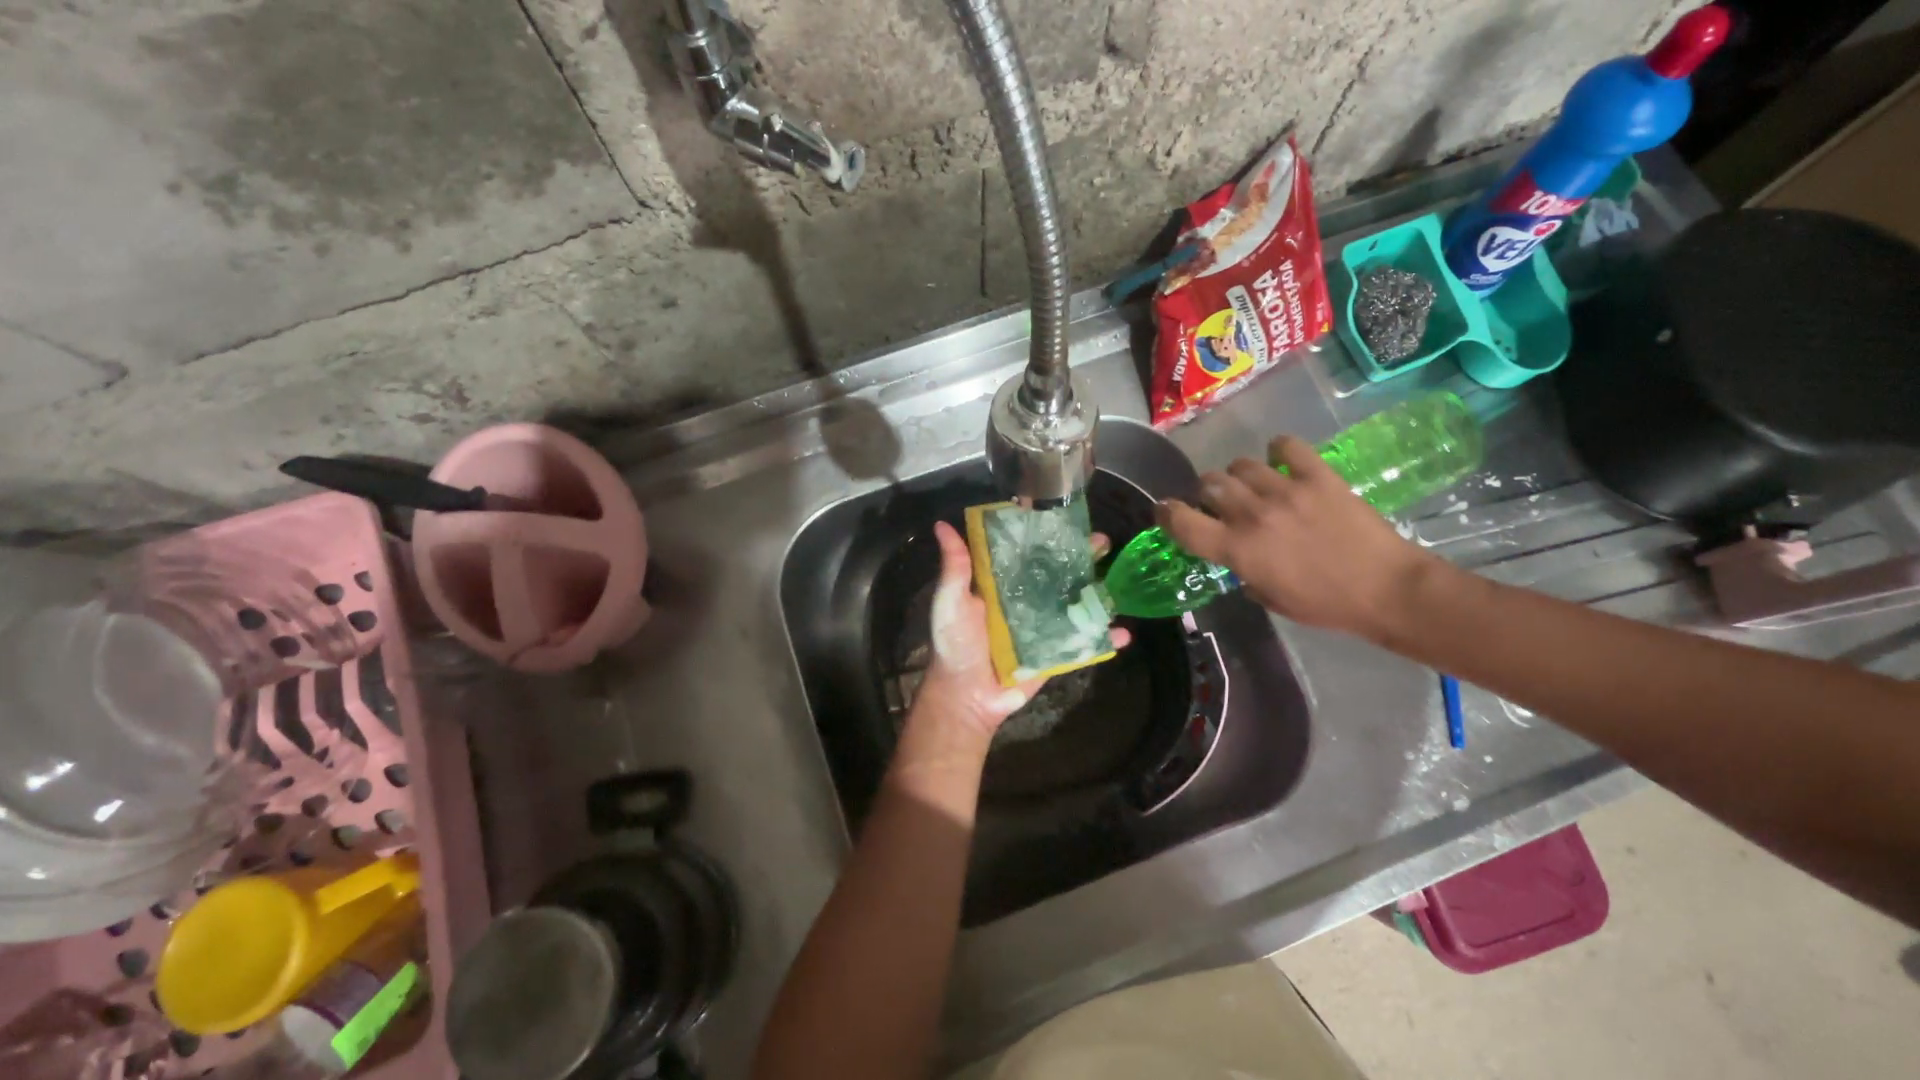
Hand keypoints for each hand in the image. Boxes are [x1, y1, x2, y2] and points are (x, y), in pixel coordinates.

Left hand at [918, 521, 1130, 740]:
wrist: (965, 696)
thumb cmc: (954, 645)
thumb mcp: (951, 602)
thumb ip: (955, 567)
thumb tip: (942, 525)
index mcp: (1002, 585)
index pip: (1028, 553)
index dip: (1047, 535)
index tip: (1068, 518)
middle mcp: (1027, 601)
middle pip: (1060, 574)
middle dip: (1082, 557)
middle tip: (1102, 542)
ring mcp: (1045, 628)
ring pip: (1077, 604)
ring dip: (1100, 592)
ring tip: (1120, 581)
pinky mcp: (1056, 654)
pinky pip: (1084, 644)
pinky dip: (1105, 639)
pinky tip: (1124, 632)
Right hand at [1157, 436, 1445, 640]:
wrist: (1385, 589)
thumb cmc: (1327, 605)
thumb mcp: (1274, 600)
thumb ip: (1247, 574)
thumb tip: (1241, 560)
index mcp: (1237, 550)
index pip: (1182, 522)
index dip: (1166, 513)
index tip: (1167, 511)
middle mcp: (1253, 515)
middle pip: (1210, 484)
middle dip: (1208, 493)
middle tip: (1221, 504)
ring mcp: (1286, 491)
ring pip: (1241, 465)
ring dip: (1240, 476)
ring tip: (1253, 485)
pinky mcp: (1318, 476)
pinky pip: (1286, 446)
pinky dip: (1278, 451)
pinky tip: (1283, 461)